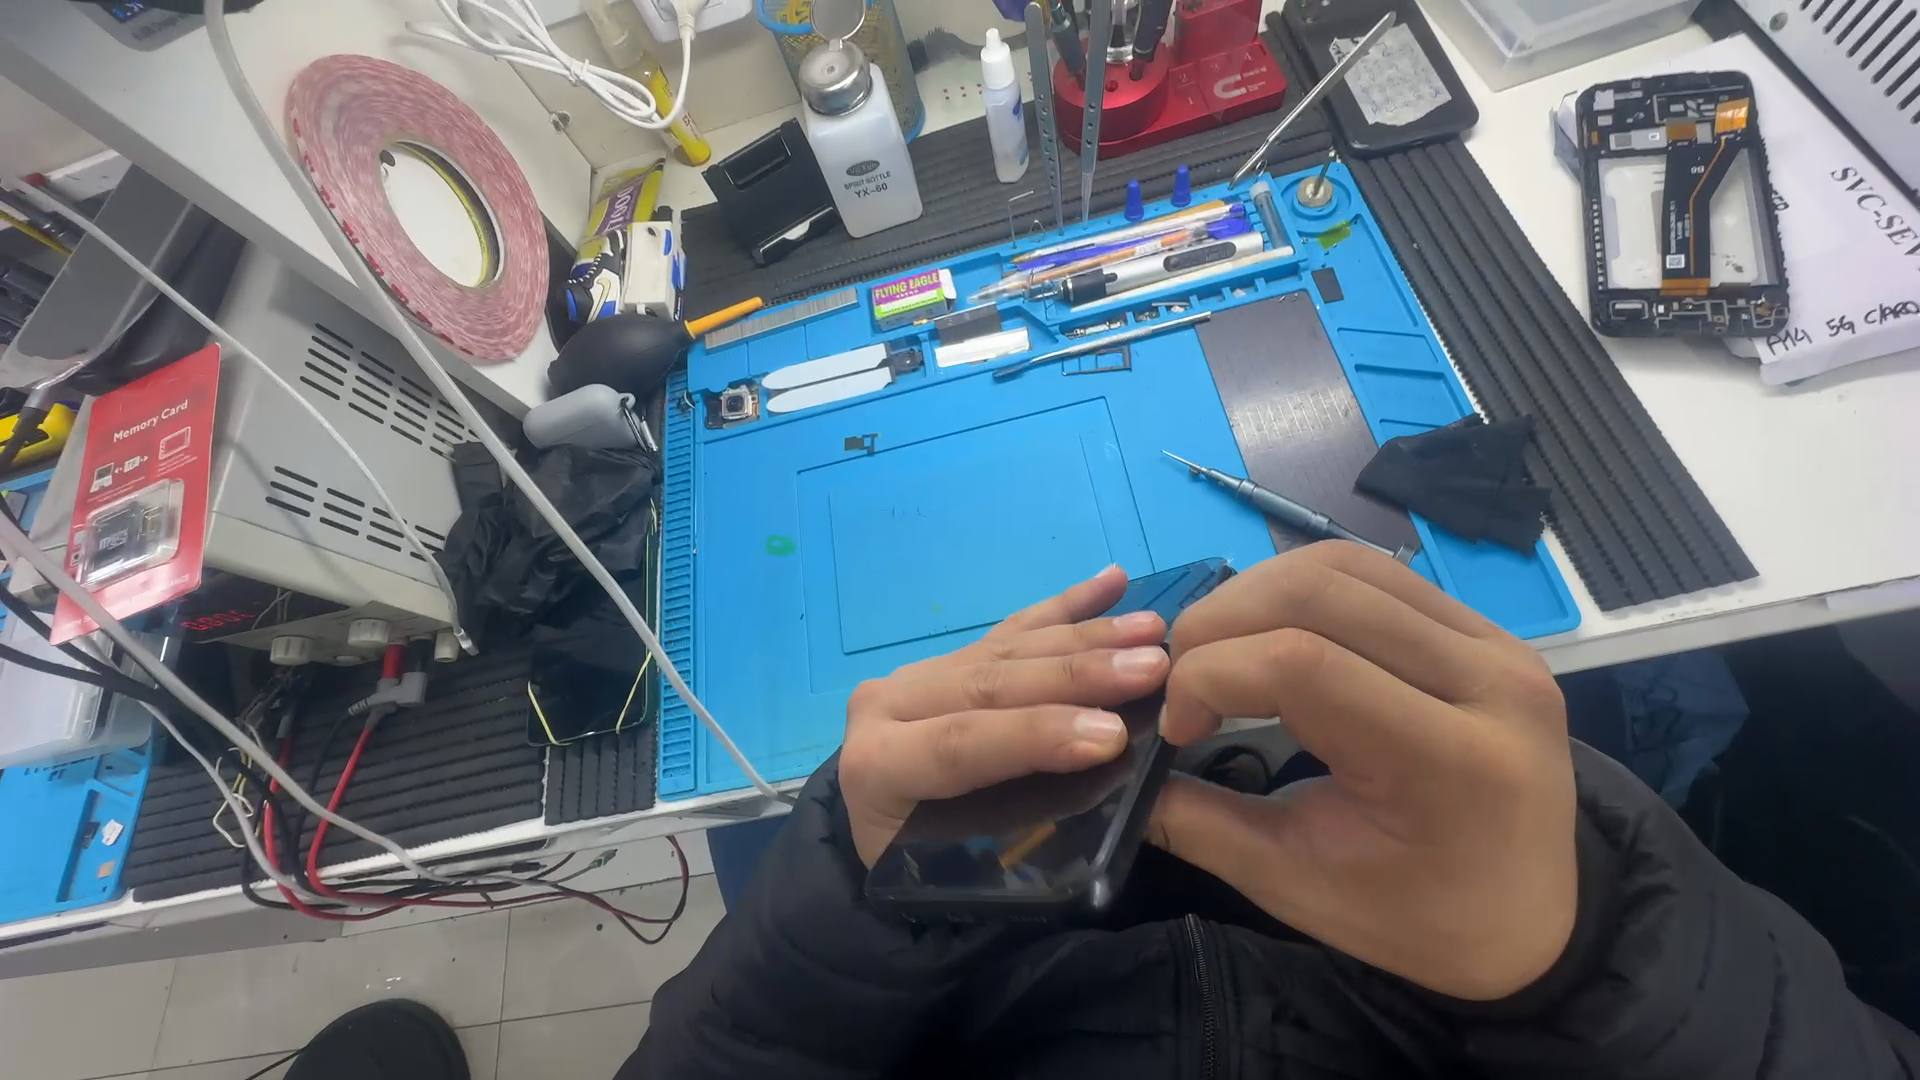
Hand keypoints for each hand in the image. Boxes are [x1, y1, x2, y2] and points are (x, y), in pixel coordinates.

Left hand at [840, 565, 1171, 867]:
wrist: (880, 839)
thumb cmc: (922, 872)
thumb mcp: (953, 875)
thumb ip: (1019, 842)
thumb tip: (1112, 806)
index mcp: (878, 764)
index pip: (960, 744)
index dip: (1035, 735)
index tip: (1112, 734)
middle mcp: (893, 704)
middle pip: (990, 682)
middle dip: (1076, 673)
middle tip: (1152, 666)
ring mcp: (924, 672)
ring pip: (1010, 647)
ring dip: (1086, 635)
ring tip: (1150, 628)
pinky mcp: (955, 657)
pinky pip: (1015, 627)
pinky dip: (1066, 605)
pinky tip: (1111, 581)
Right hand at [1146, 543, 1577, 1000]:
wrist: (1535, 914)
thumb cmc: (1416, 916)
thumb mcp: (1294, 884)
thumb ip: (1197, 822)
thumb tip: (1112, 767)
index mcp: (1452, 763)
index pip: (1301, 666)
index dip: (1208, 676)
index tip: (1175, 727)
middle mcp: (1488, 680)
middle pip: (1313, 593)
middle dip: (1215, 623)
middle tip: (1180, 677)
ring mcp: (1494, 640)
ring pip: (1337, 565)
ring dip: (1249, 594)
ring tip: (1215, 648)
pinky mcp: (1481, 625)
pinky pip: (1367, 571)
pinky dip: (1293, 586)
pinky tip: (1265, 628)